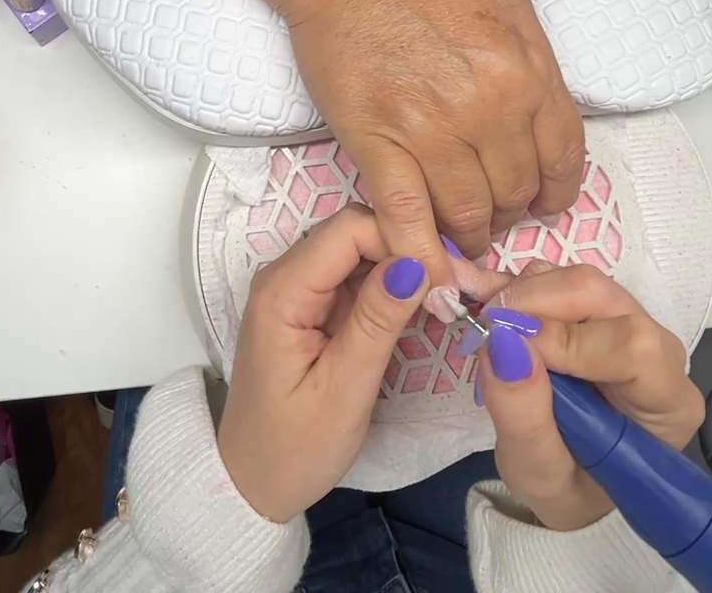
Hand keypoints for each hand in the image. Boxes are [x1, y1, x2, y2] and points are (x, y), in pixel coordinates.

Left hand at [217, 207, 429, 522]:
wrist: (253, 483)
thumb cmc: (293, 447)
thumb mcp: (342, 390)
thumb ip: (376, 322)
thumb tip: (416, 263)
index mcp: (283, 290)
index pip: (350, 229)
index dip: (402, 240)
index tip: (448, 275)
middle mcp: (285, 275)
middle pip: (355, 231)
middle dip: (408, 249)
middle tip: (458, 285)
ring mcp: (298, 287)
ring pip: (359, 250)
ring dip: (404, 266)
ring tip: (449, 294)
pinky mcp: (312, 304)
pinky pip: (355, 275)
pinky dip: (391, 284)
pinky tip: (422, 304)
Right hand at [287, 0, 584, 289]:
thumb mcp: (509, 0)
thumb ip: (534, 64)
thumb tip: (540, 115)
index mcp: (529, 72)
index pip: (563, 160)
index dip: (554, 192)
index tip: (542, 203)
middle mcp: (489, 110)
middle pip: (514, 192)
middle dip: (508, 213)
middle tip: (493, 217)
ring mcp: (432, 131)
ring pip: (468, 213)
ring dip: (470, 236)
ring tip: (463, 236)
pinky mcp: (377, 143)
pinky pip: (406, 218)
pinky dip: (421, 257)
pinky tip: (431, 281)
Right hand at [477, 263, 704, 531]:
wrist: (570, 479)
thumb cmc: (567, 486)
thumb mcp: (539, 474)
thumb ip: (523, 415)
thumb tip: (503, 341)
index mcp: (666, 401)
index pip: (631, 345)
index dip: (564, 338)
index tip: (506, 347)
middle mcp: (656, 350)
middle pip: (600, 295)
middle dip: (533, 302)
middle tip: (486, 329)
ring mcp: (626, 320)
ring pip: (574, 278)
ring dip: (519, 294)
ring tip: (488, 331)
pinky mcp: (591, 306)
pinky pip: (553, 275)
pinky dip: (510, 286)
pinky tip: (487, 310)